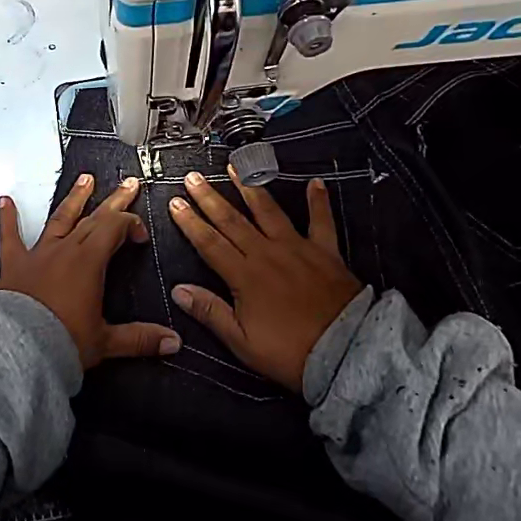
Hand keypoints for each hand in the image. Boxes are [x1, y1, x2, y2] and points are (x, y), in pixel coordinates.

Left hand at [0, 174, 181, 369]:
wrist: (16, 349)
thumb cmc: (58, 342)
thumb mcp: (106, 342)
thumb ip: (140, 339)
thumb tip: (171, 342)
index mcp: (89, 262)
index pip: (116, 228)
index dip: (132, 226)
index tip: (140, 235)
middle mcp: (65, 250)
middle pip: (95, 217)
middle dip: (115, 201)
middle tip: (128, 185)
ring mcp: (39, 254)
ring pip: (60, 218)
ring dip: (75, 199)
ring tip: (84, 180)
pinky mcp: (14, 265)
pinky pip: (10, 236)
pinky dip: (8, 219)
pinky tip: (5, 202)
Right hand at [167, 168, 363, 391]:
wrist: (345, 353)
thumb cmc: (290, 353)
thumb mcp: (242, 342)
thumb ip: (210, 312)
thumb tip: (178, 289)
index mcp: (245, 276)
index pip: (209, 243)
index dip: (190, 222)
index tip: (175, 202)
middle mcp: (268, 253)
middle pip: (232, 220)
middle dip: (210, 198)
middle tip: (193, 178)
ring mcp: (298, 248)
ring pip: (268, 212)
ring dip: (250, 188)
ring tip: (235, 167)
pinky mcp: (326, 252)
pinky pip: (322, 221)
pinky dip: (318, 201)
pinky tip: (315, 182)